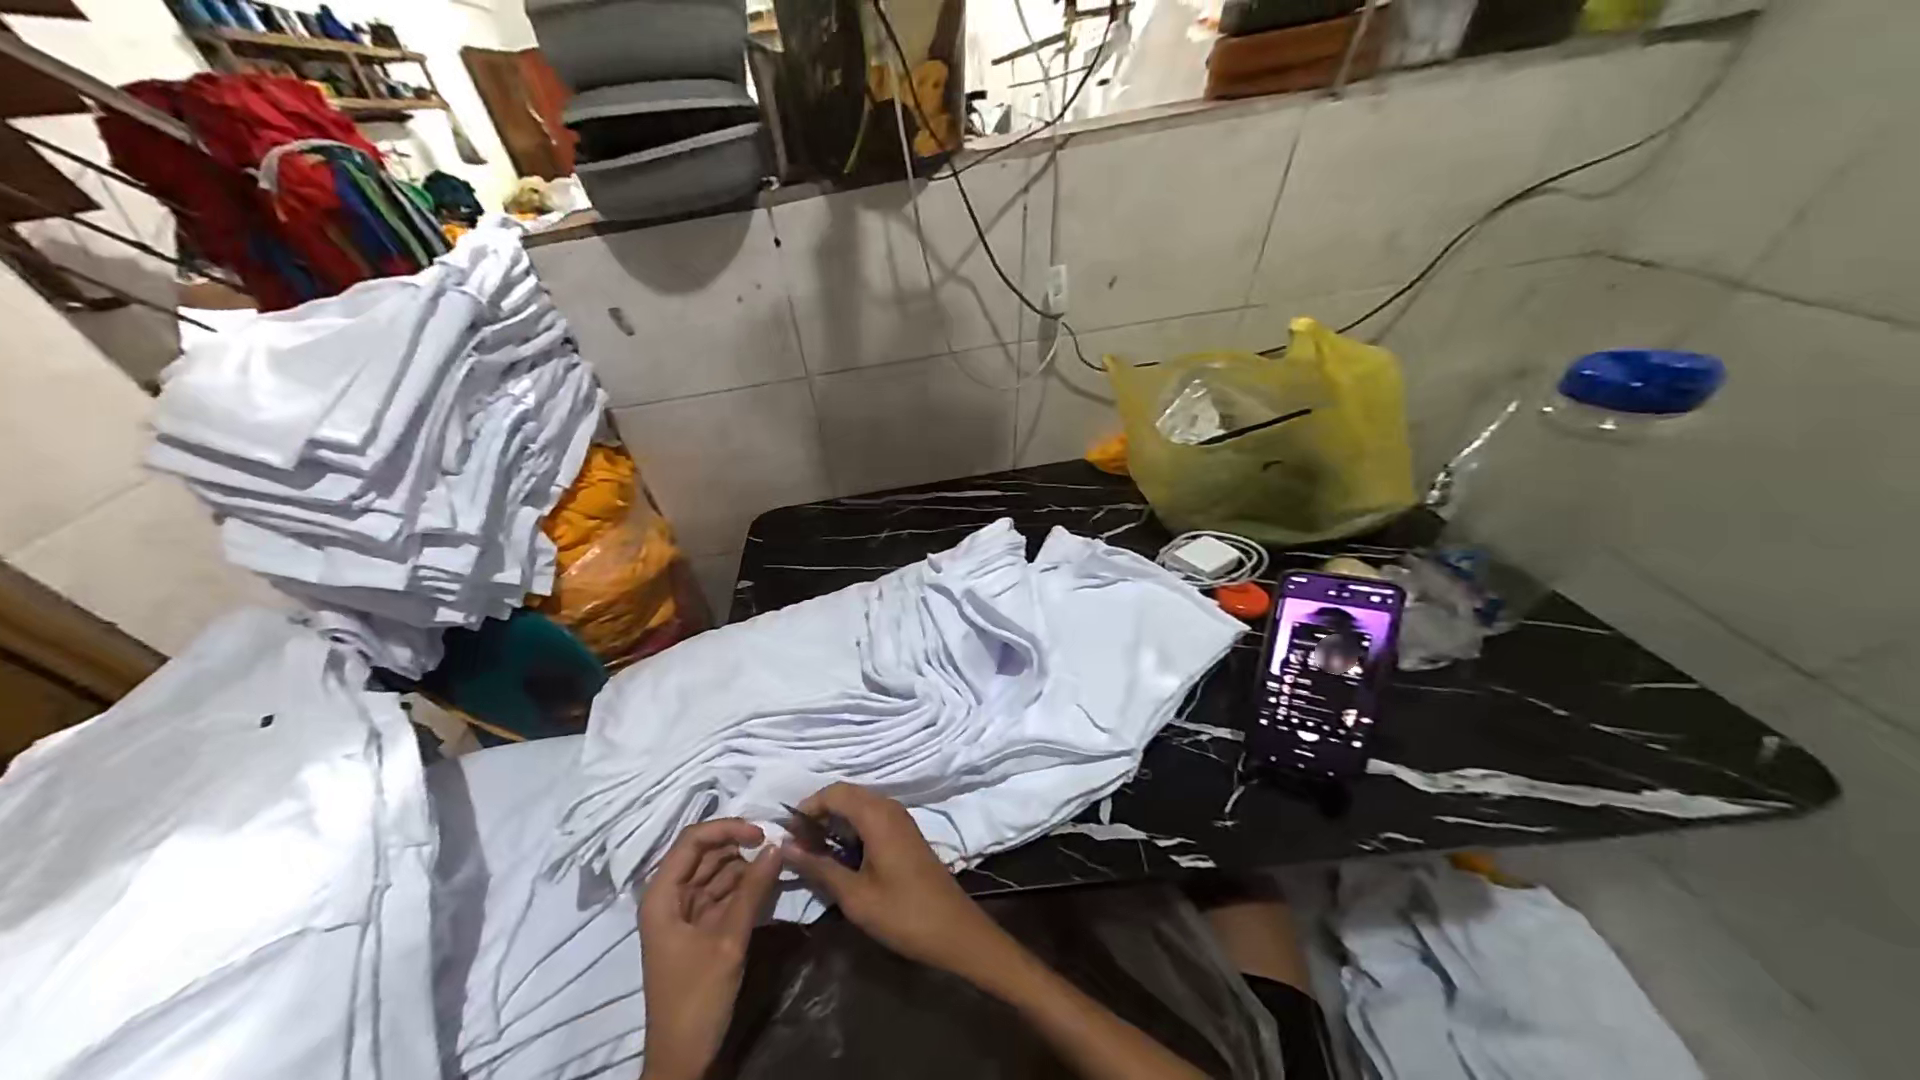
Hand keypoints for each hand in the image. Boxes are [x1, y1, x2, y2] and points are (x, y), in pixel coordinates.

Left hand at [638, 819, 781, 1079]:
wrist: (684, 1057)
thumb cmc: (696, 997)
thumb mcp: (728, 941)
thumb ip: (752, 890)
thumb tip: (777, 845)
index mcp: (661, 896)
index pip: (692, 841)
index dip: (727, 829)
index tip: (762, 832)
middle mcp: (670, 897)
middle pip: (705, 853)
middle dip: (739, 844)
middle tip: (777, 843)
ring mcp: (685, 913)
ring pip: (717, 872)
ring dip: (745, 864)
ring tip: (777, 859)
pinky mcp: (701, 928)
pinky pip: (724, 893)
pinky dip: (745, 885)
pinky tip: (768, 880)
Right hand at [781, 783, 1015, 983]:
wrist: (954, 930)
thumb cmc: (903, 914)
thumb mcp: (854, 895)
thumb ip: (819, 866)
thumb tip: (785, 846)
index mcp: (877, 815)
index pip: (834, 792)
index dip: (807, 806)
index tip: (787, 833)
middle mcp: (890, 808)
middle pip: (847, 794)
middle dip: (819, 812)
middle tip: (797, 843)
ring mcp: (901, 820)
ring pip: (859, 805)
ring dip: (835, 820)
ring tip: (814, 851)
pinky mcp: (906, 834)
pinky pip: (872, 817)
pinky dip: (852, 827)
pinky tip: (841, 855)